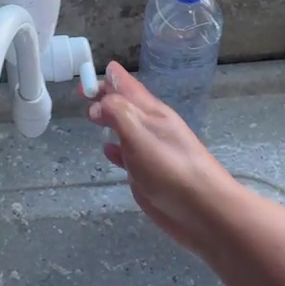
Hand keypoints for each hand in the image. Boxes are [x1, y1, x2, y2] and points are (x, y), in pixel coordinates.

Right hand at [85, 61, 240, 254]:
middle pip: (125, 103)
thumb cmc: (169, 166)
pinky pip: (127, 153)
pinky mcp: (148, 173)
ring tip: (90, 115)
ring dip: (109, 119)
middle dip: (105, 95)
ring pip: (125, 126)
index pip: (126, 84)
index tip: (83, 76)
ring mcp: (151, 150)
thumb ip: (116, 112)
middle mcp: (151, 125)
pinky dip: (115, 148)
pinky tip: (106, 151)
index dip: (106, 77)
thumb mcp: (139, 132)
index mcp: (151, 110)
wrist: (203, 209)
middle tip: (81, 94)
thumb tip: (97, 104)